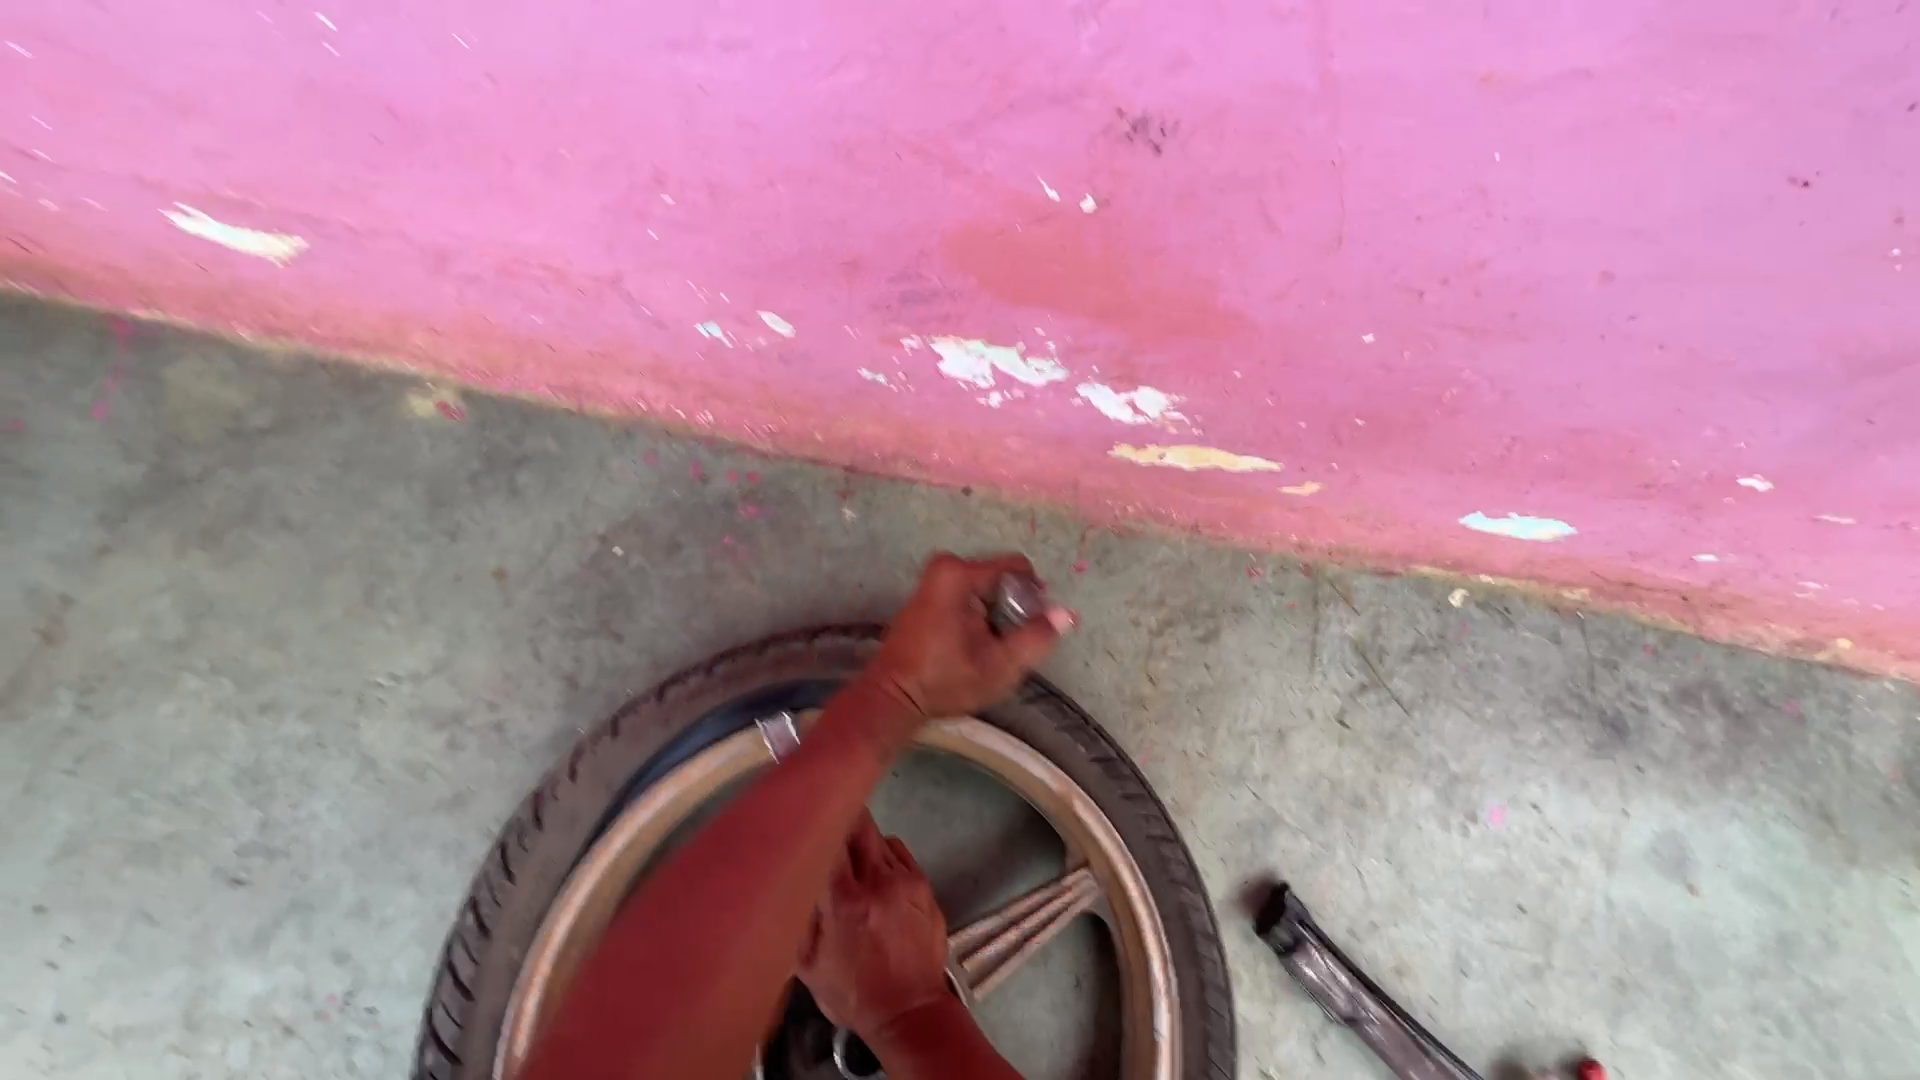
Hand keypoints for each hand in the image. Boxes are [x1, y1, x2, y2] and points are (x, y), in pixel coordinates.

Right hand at [796, 815, 950, 1038]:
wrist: (911, 1012)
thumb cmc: (854, 994)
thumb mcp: (810, 966)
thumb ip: (801, 919)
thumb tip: (797, 881)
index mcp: (844, 901)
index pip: (830, 842)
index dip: (820, 827)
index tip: (809, 821)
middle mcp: (877, 881)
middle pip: (860, 827)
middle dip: (844, 821)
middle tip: (831, 823)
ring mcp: (905, 880)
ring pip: (880, 838)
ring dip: (864, 842)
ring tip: (852, 856)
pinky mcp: (925, 885)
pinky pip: (900, 853)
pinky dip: (885, 854)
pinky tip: (877, 871)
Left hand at [867, 552, 1073, 720]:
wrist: (893, 697)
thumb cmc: (944, 680)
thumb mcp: (1000, 665)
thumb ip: (1036, 637)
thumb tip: (1067, 614)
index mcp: (959, 574)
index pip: (1017, 568)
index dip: (1032, 596)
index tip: (1028, 628)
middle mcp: (944, 568)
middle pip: (1000, 580)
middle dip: (1012, 609)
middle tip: (1007, 645)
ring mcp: (933, 582)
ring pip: (985, 591)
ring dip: (995, 617)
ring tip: (988, 649)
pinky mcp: (928, 597)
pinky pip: (967, 598)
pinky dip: (976, 618)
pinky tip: (970, 647)